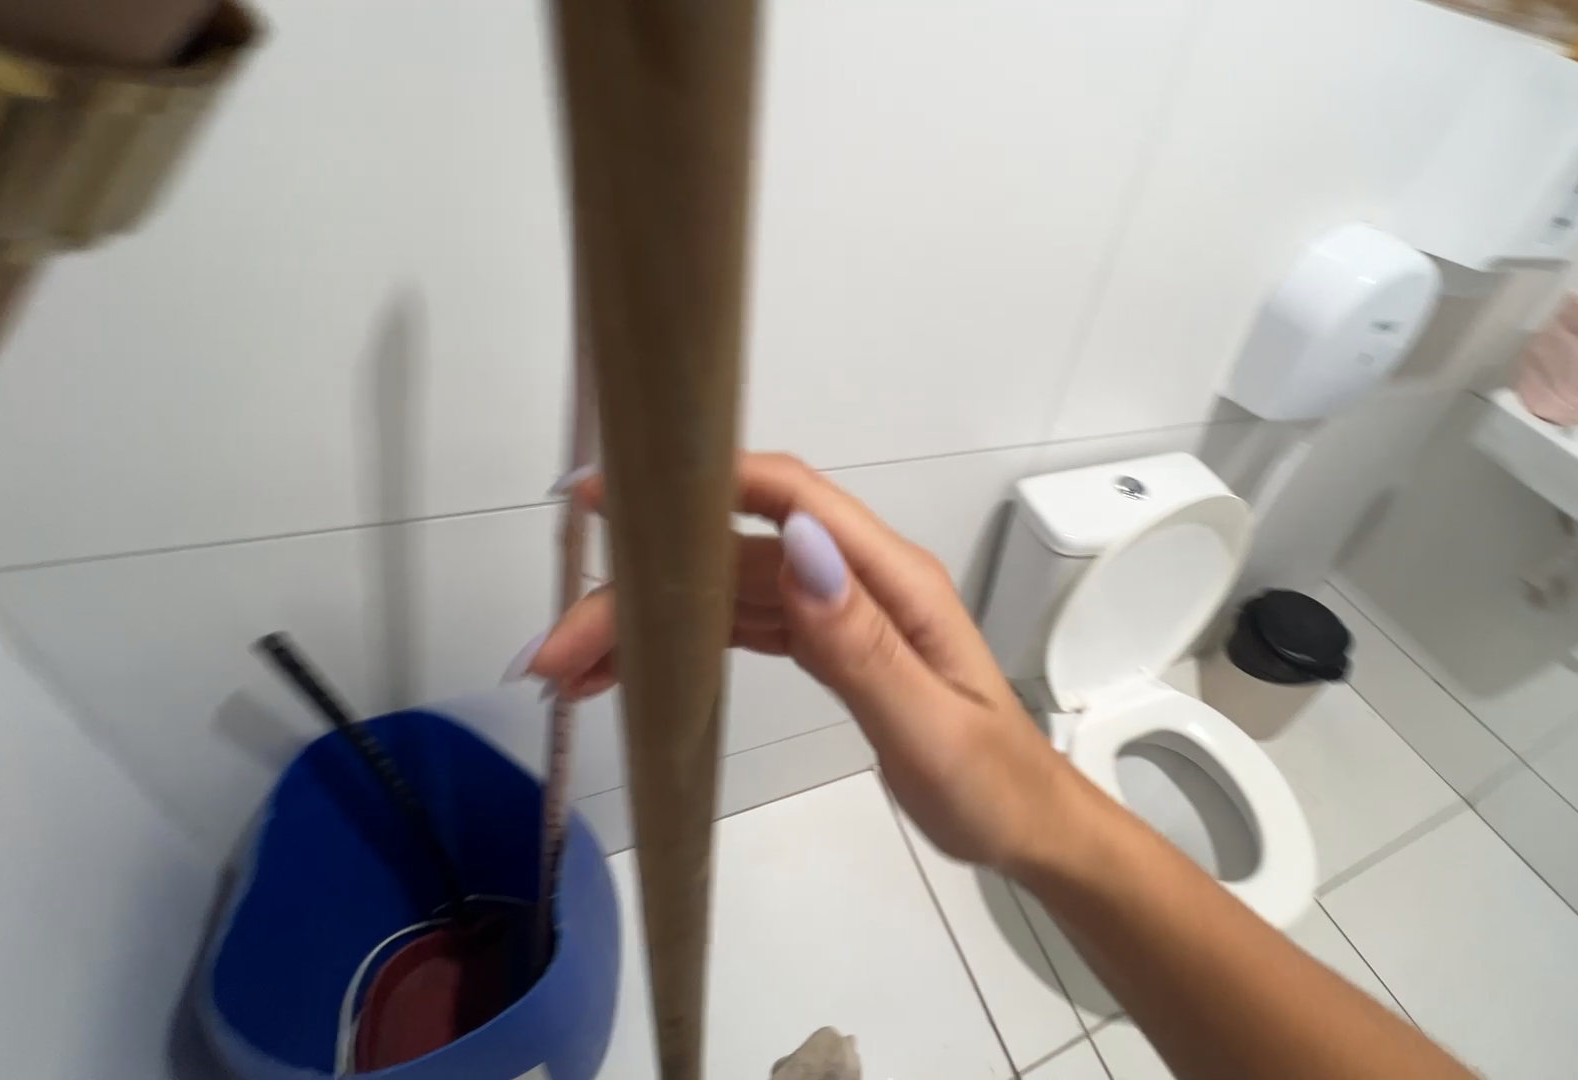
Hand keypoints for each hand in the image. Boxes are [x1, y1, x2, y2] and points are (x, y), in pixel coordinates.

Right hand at [521, 453, 1085, 869]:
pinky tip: (640, 670)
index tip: (614, 492)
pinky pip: (751, 625)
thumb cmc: (988, 784)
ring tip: (574, 666)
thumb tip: (800, 545)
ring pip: (733, 590)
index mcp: (894, 581)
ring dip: (655, 619)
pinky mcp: (830, 643)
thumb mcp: (930, 727)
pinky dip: (692, 641)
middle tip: (559, 647)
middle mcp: (862, 580)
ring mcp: (844, 610)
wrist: (1019, 818)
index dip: (708, 480)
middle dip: (647, 587)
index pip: (794, 500)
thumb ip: (864, 643)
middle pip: (740, 554)